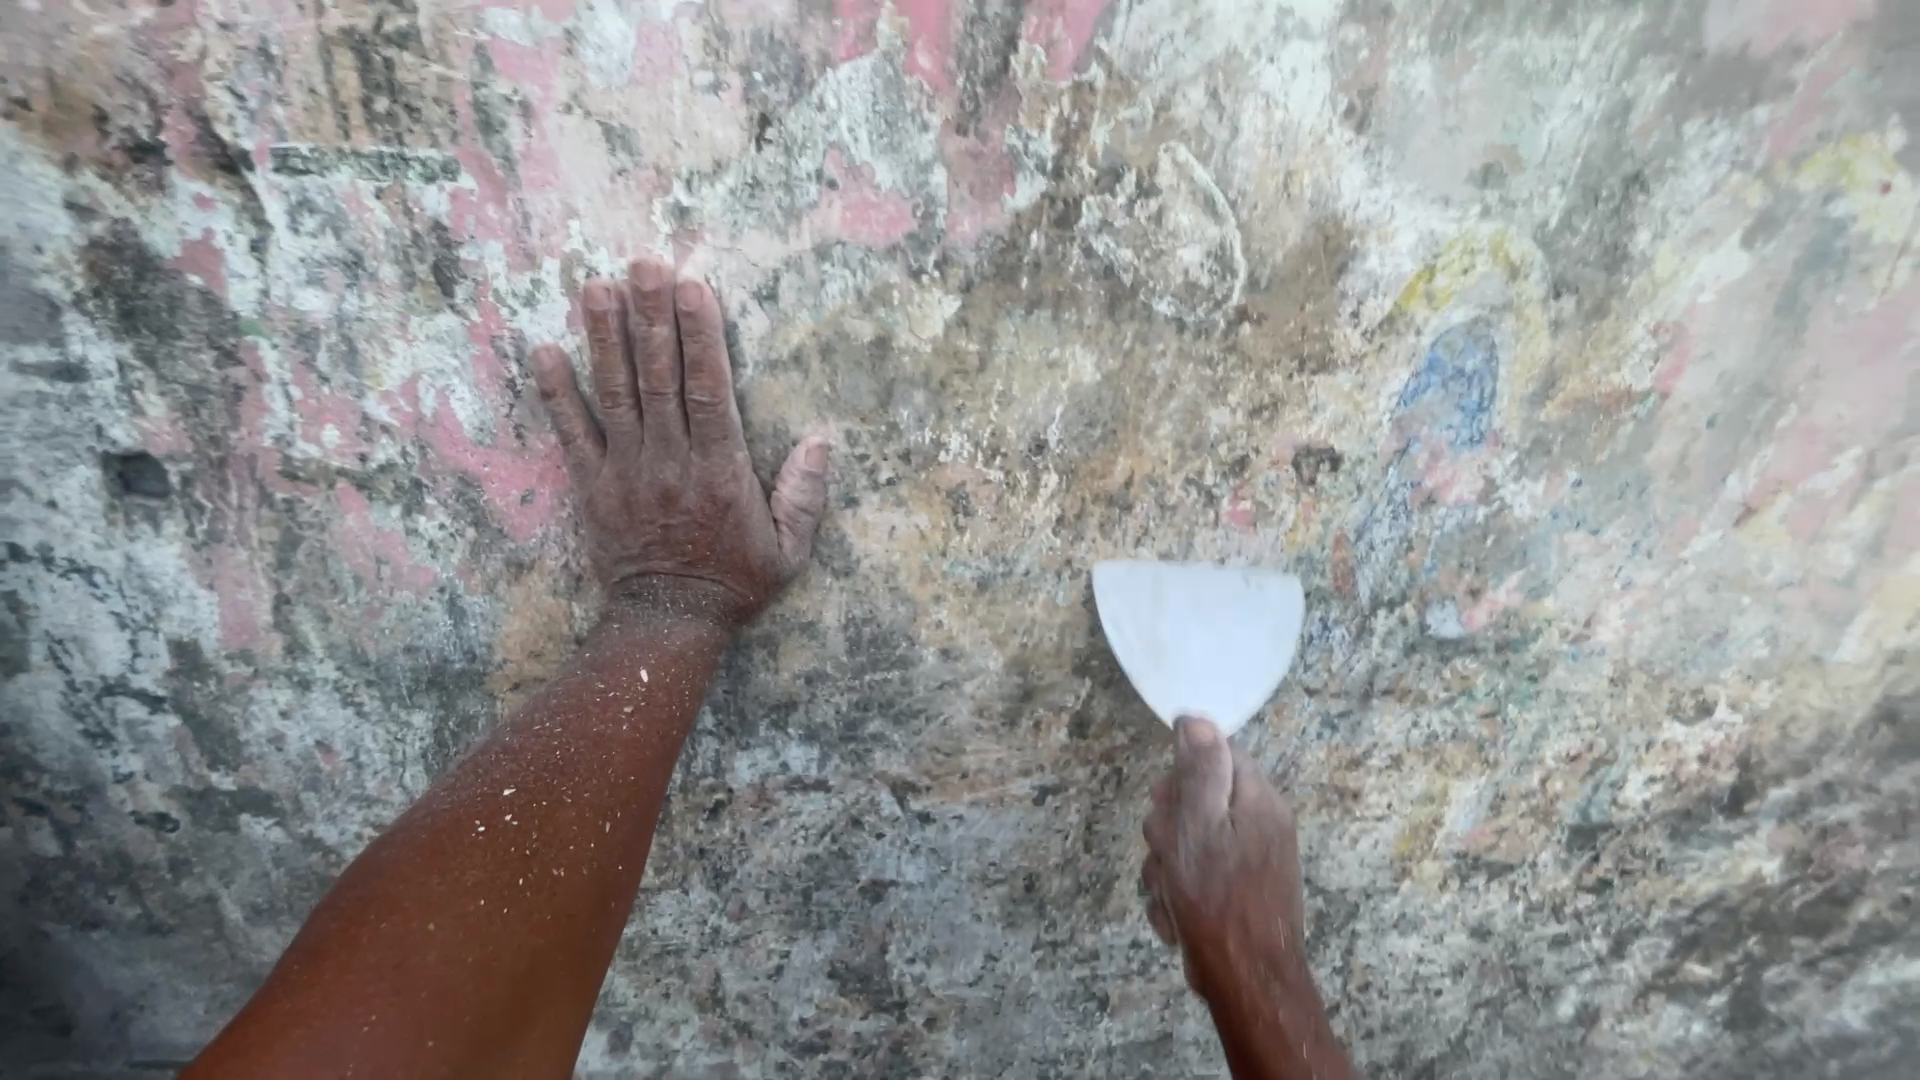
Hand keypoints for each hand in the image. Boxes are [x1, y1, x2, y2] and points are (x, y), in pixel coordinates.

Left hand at [529, 259, 829, 631]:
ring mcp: (626, 472)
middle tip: (644, 264)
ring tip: (596, 287)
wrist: (670, 621)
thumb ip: (805, 496)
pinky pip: (572, 435)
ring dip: (604, 340)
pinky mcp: (592, 487)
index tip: (694, 289)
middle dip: (652, 319)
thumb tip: (819, 441)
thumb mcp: (790, 550)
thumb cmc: (736, 582)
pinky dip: (556, 394)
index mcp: (721, 473)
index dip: (701, 338)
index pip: (709, 393)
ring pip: (615, 395)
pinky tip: (545, 351)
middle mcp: (671, 463)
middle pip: (660, 380)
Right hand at [1142, 717, 1306, 1000]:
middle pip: (1197, 795)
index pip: (1215, 752)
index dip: (1181, 773)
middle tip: (1167, 852)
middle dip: (1168, 824)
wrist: (1246, 981)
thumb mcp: (1198, 824)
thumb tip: (1195, 718)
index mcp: (1257, 797)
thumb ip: (1200, 769)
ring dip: (1167, 861)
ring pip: (1189, 836)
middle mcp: (1260, 821)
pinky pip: (1197, 870)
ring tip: (1171, 890)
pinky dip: (1180, 888)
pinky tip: (1177, 911)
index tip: (1167, 803)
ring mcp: (1252, 856)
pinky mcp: (1240, 887)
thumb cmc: (1216, 897)